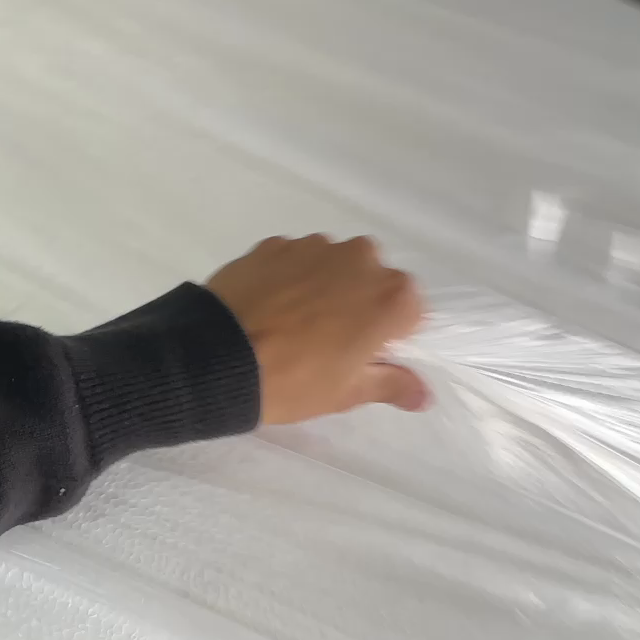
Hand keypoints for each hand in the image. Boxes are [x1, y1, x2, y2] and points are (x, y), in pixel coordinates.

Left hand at [205, 234, 427, 423]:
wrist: (214, 360)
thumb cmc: (290, 382)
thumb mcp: (344, 394)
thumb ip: (391, 384)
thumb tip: (424, 394)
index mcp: (392, 296)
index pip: (409, 313)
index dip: (385, 337)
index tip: (356, 357)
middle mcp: (361, 258)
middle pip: (370, 283)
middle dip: (353, 308)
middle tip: (319, 344)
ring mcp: (315, 246)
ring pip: (330, 268)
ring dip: (319, 290)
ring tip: (286, 328)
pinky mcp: (273, 244)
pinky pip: (291, 263)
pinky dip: (284, 281)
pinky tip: (262, 311)